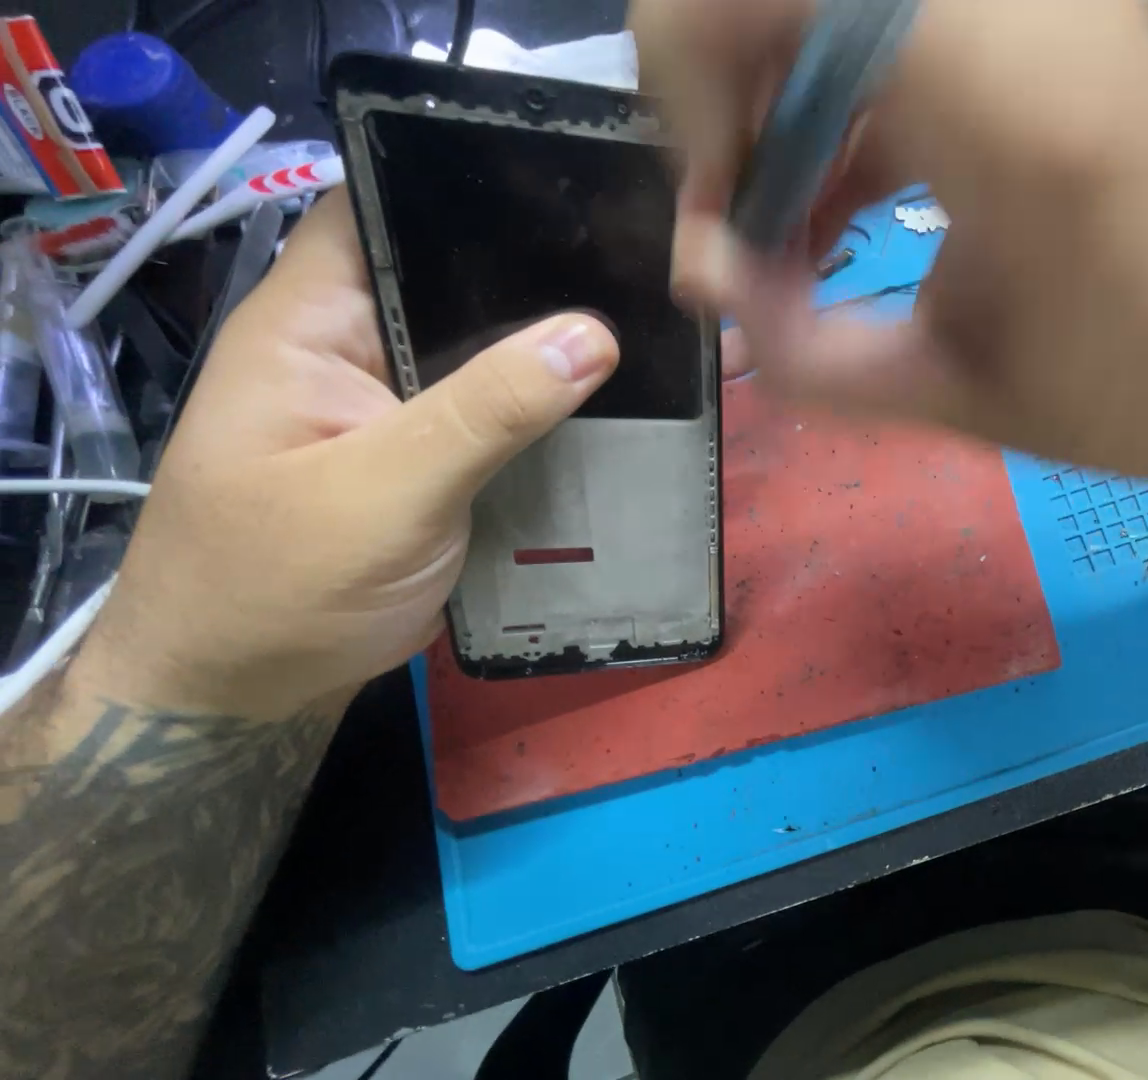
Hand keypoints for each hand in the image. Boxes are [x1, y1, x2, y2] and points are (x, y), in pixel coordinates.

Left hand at [70, 194, 619, 719]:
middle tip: (651, 270)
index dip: (473, 190)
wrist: (256, 688)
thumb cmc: (282, 582)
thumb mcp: (382, 490)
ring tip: (661, 327)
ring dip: (564, 349)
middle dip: (548, 277)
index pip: (390, 213)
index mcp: (315, 324)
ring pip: (497, 353)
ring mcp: (409, 407)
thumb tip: (594, 336)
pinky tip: (627, 403)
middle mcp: (365, 349)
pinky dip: (562, 408)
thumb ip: (483, 411)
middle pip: (462, 283)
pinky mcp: (445, 456)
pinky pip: (513, 413)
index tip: (581, 196)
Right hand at [634, 0, 1147, 485]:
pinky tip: (847, 193)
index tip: (713, 196)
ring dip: (793, 95)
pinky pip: (911, 23)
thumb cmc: (1120, 397)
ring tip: (788, 222)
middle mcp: (1040, 11)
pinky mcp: (1076, 16)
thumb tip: (707, 286)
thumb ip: (799, 351)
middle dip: (737, 86)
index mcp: (1004, 101)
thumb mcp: (945, 392)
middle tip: (741, 209)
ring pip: (857, 6)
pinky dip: (856, 94)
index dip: (685, 69)